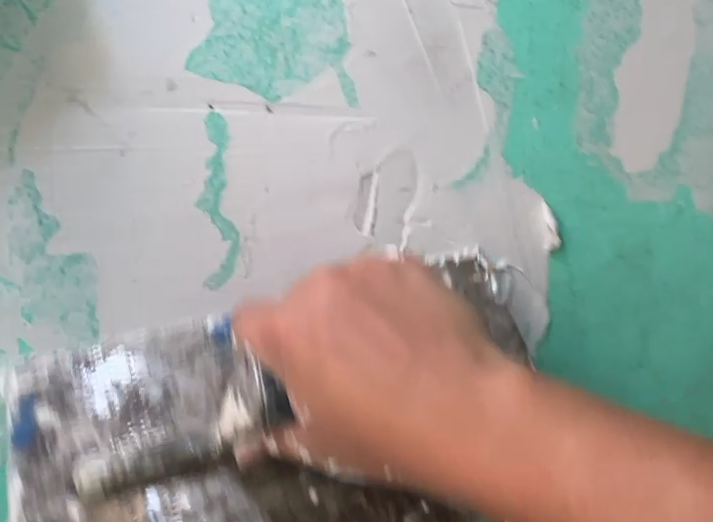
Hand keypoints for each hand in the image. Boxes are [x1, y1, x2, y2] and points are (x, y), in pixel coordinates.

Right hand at [232, 255, 528, 489]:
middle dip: (314, 327)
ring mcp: (365, 268)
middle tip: (344, 364)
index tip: (283, 365)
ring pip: (344, 284)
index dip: (260, 344)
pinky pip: (384, 276)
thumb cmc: (384, 435)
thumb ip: (277, 437)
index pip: (246, 321)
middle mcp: (319, 286)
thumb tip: (248, 449)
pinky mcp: (406, 263)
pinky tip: (414, 329)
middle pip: (300, 301)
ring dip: (353, 307)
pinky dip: (390, 296)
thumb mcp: (322, 446)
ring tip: (387, 345)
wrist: (465, 409)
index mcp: (286, 329)